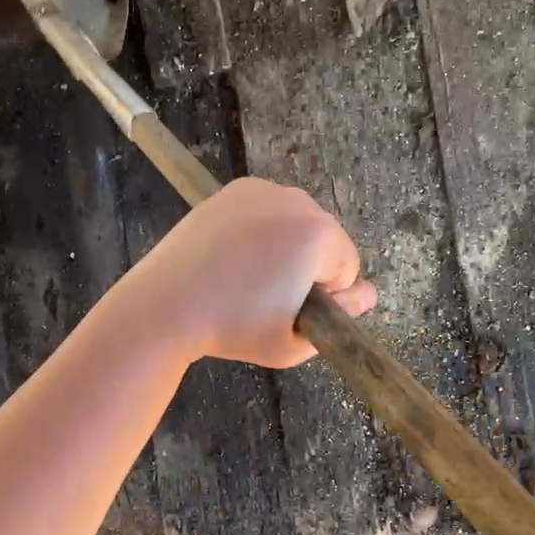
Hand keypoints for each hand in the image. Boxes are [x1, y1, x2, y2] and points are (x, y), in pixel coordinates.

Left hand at [104, 177, 377, 366]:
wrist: (165, 306)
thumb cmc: (231, 330)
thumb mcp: (293, 343)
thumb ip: (341, 319)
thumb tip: (369, 296)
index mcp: (318, 235)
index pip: (347, 266)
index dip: (324, 297)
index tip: (288, 311)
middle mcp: (295, 201)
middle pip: (322, 239)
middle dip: (305, 267)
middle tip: (263, 298)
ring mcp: (260, 191)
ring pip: (293, 224)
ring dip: (283, 248)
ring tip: (245, 281)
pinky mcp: (231, 192)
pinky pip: (265, 212)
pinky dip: (258, 232)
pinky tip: (233, 259)